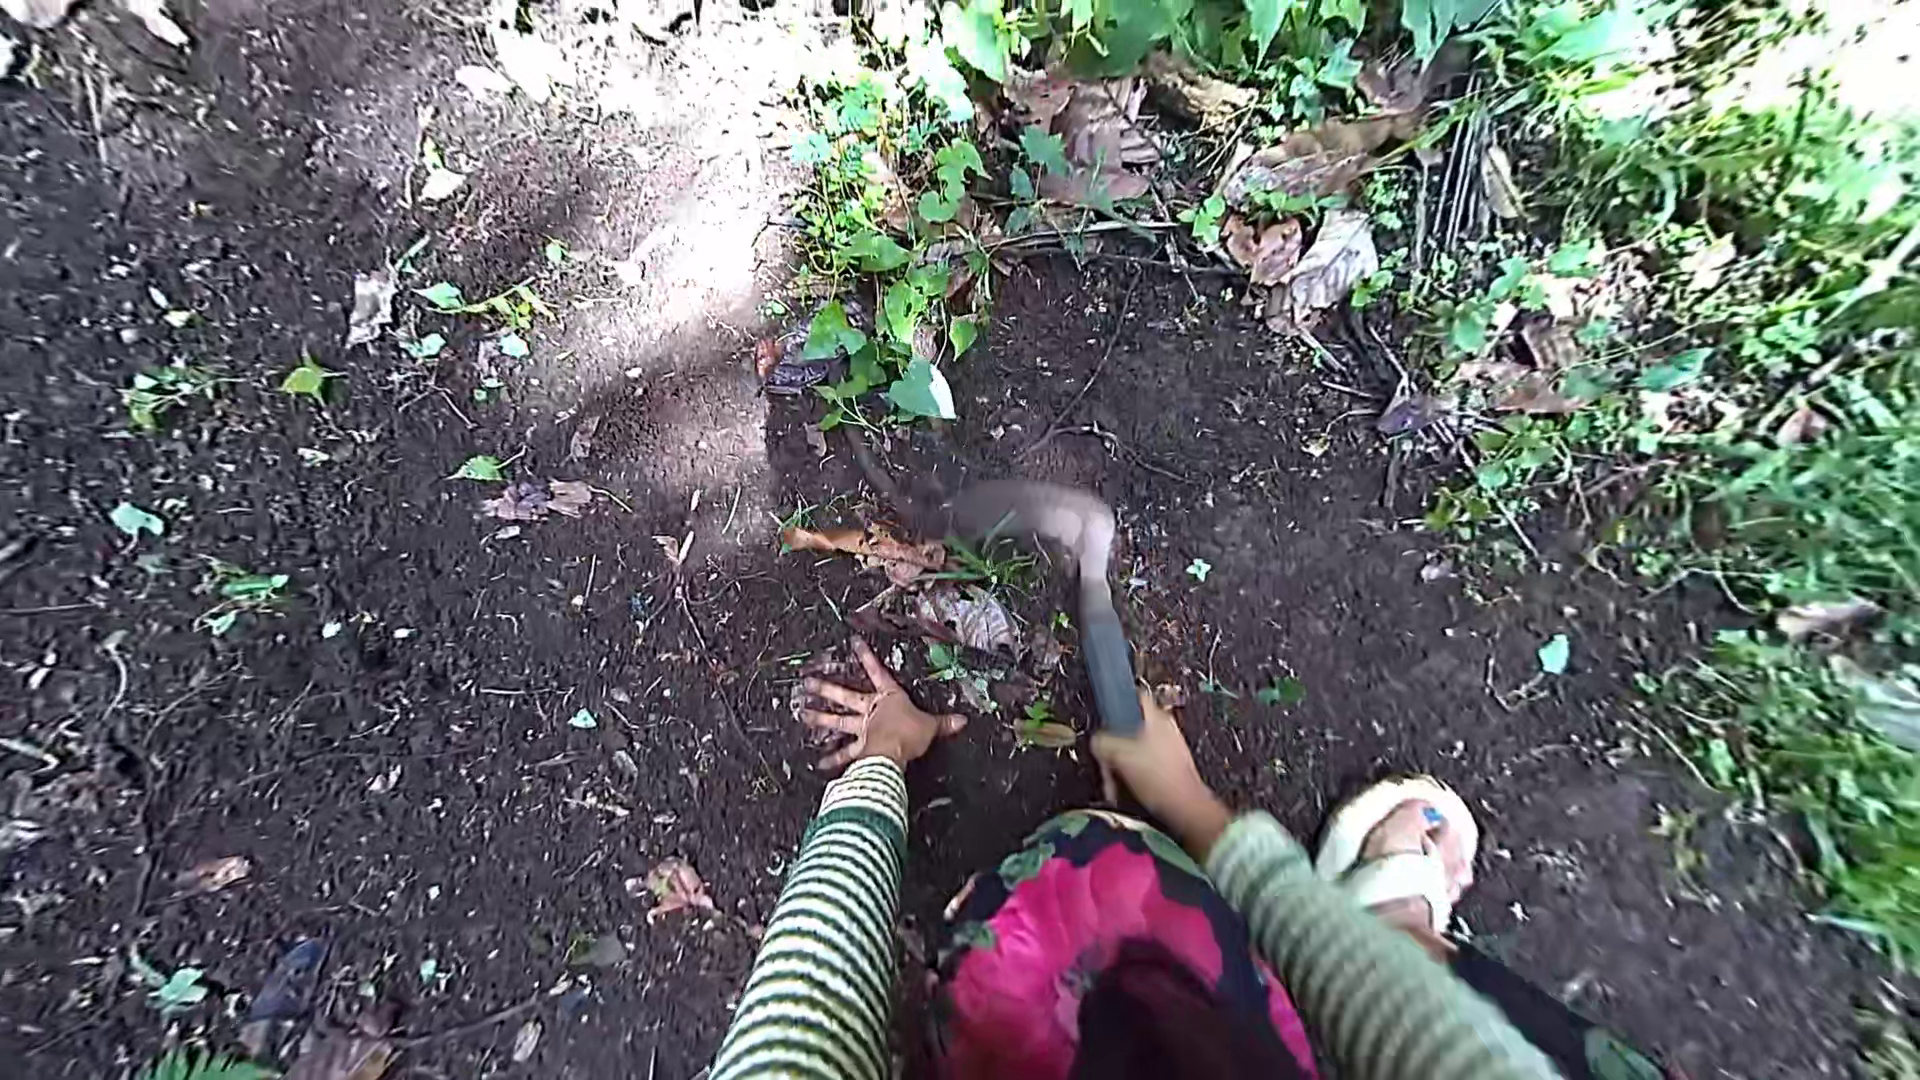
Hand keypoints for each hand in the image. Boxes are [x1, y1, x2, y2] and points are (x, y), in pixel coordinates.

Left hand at [799, 636, 967, 770]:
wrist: (895, 752)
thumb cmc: (910, 733)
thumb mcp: (931, 726)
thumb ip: (944, 723)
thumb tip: (963, 721)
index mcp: (889, 697)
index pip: (877, 671)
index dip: (866, 656)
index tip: (854, 643)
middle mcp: (871, 710)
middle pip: (845, 695)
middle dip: (827, 688)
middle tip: (808, 682)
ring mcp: (862, 728)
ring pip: (837, 721)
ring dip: (820, 718)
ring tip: (803, 713)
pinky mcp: (860, 748)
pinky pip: (845, 753)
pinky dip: (832, 759)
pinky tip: (819, 763)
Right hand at [1092, 689, 1232, 857]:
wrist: (1185, 810)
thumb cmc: (1158, 778)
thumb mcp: (1118, 754)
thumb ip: (1101, 741)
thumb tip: (1096, 741)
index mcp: (1156, 717)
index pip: (1135, 694)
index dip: (1118, 699)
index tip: (1106, 712)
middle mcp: (1166, 728)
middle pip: (1130, 725)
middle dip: (1115, 743)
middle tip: (1108, 758)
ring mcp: (1170, 747)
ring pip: (1136, 746)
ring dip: (1122, 761)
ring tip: (1116, 779)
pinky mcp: (1171, 766)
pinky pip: (1144, 762)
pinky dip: (1133, 772)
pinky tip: (1126, 787)